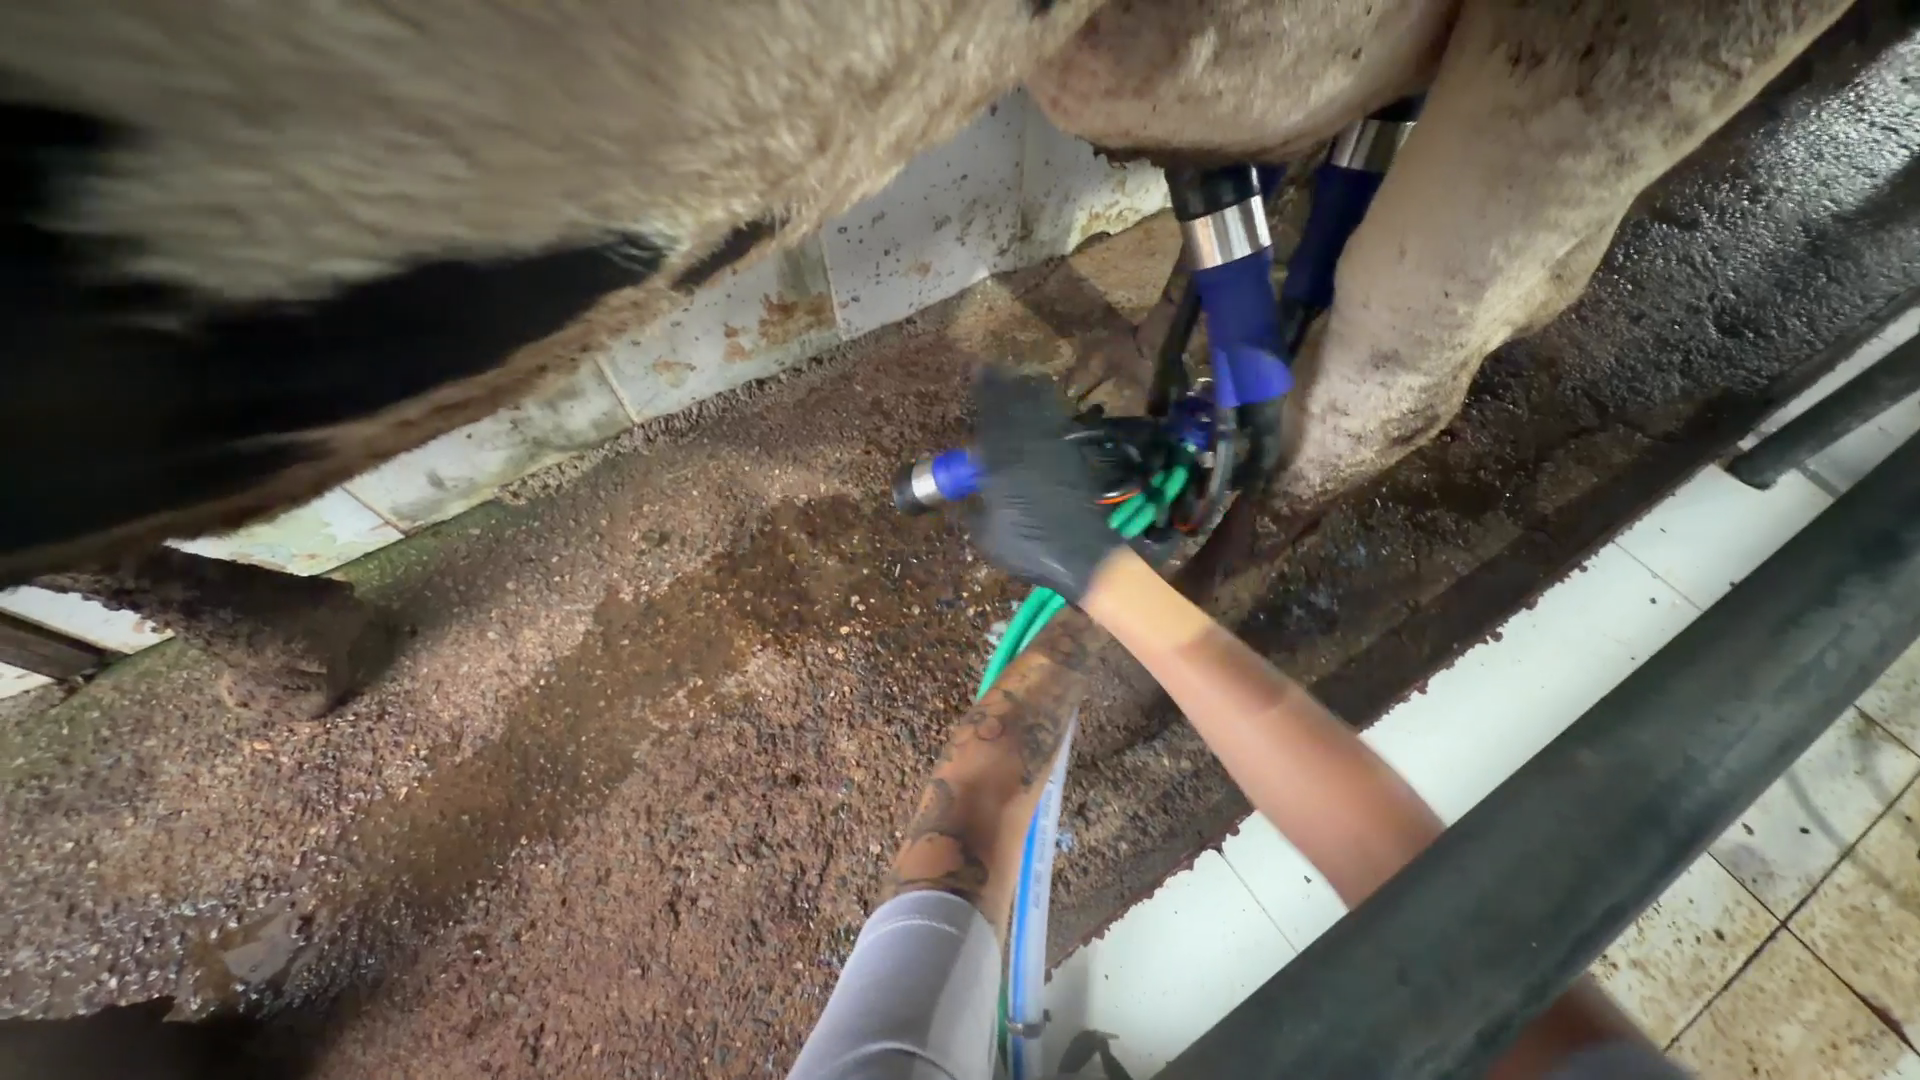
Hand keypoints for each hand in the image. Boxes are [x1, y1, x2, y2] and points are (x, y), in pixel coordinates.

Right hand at [968, 368, 1122, 603]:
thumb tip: (967, 496)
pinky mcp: (1075, 460)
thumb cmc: (1028, 548)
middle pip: (1015, 404)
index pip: (990, 415)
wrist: (1083, 556)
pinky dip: (1047, 410)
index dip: (984, 391)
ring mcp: (1056, 450)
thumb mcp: (985, 533)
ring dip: (1026, 392)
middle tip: (991, 371)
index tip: (976, 372)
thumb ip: (973, 508)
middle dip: (1002, 384)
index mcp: (1002, 462)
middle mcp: (1029, 447)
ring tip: (1017, 381)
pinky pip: (1057, 424)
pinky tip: (1042, 408)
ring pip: (1040, 410)